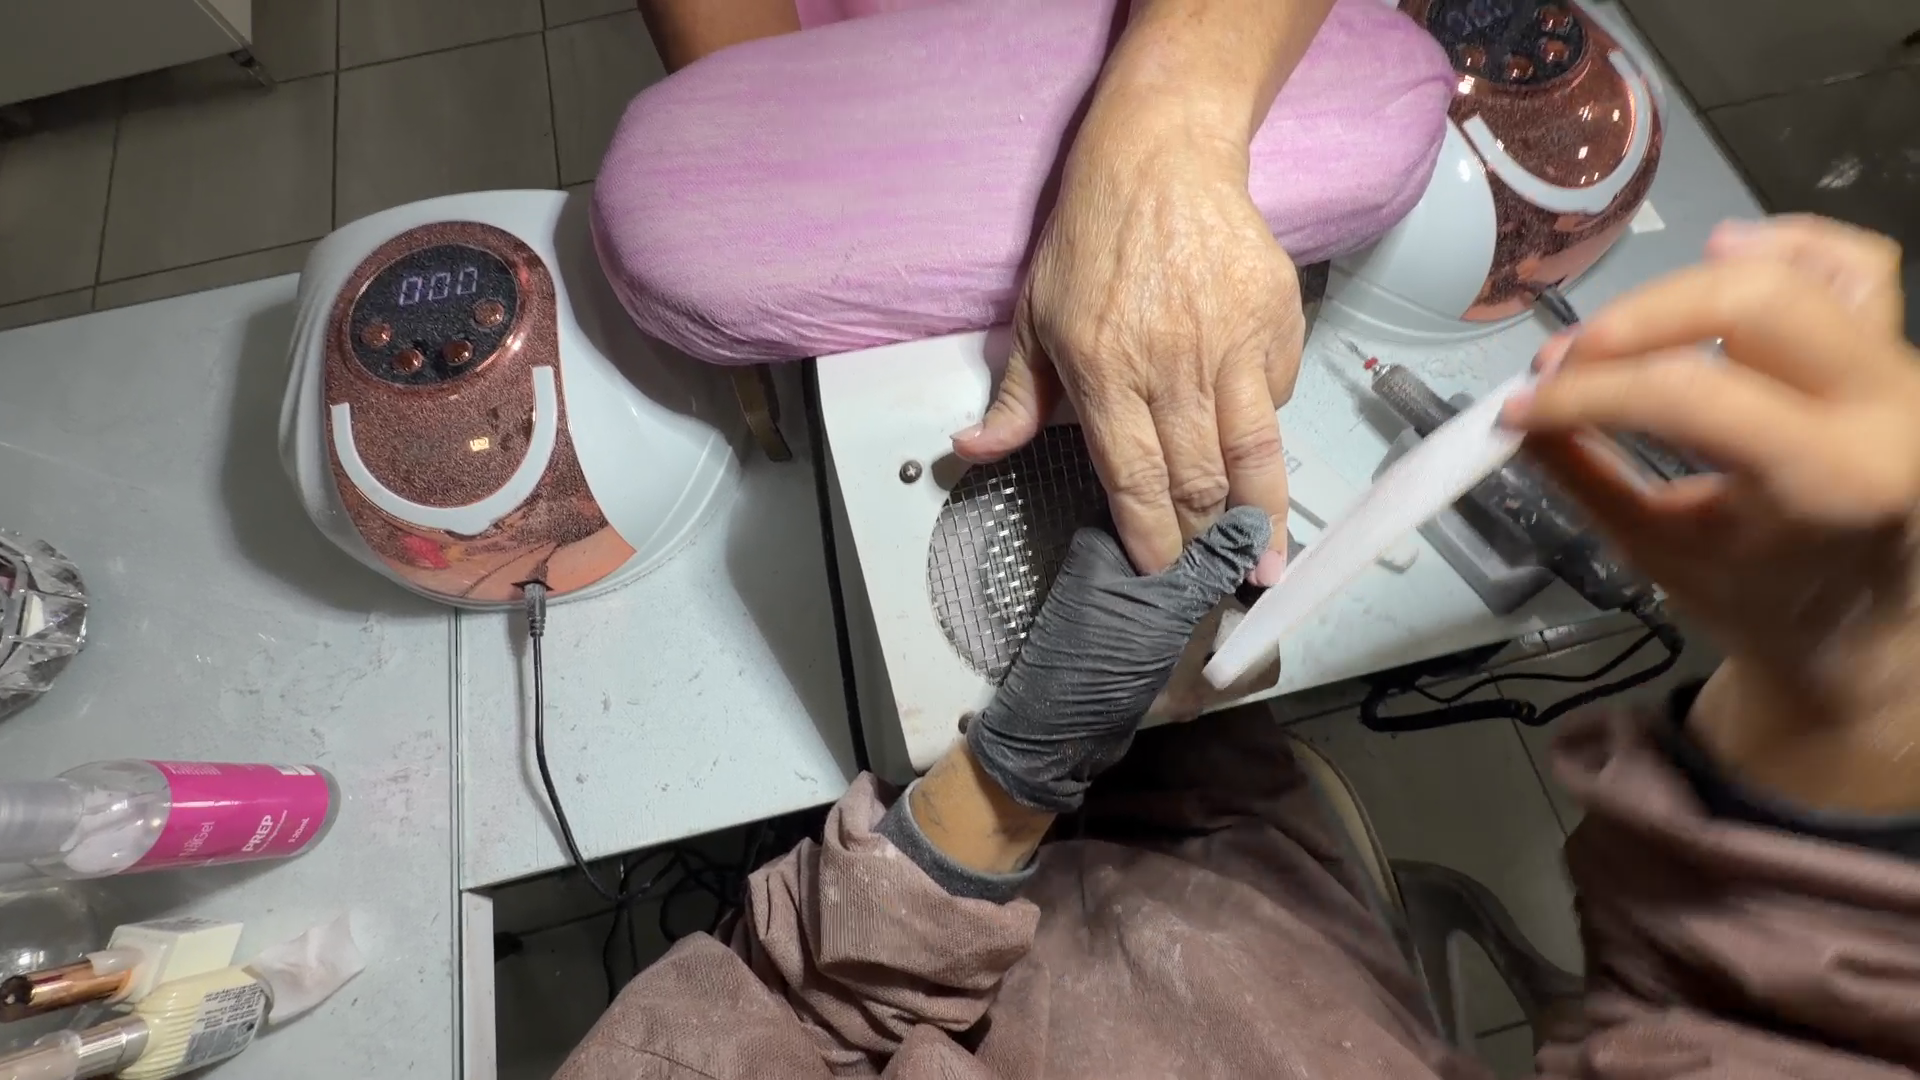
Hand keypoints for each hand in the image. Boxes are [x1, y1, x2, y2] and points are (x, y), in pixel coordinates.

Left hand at [952, 113, 1298, 580]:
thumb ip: (1013, 401)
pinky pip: (1275, 402)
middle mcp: (1172, 369)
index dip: (1151, 537)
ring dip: (1259, 519)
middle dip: (1203, 541)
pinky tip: (1258, 466)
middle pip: (1196, 478)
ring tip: (1264, 566)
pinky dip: (1264, 440)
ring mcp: (1231, 346)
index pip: (1133, 479)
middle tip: (1211, 584)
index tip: (1160, 576)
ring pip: (1252, 453)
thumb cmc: (1087, 245)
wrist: (1160, 164)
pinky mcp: (1276, 325)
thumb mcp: (1033, 321)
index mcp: (1104, 374)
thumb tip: (972, 454)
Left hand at [965, 507, 1269, 812]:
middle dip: (1225, 536)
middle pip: (1178, 526)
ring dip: (1218, 566)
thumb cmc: (1104, 662)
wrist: (1062, 733)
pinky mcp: (1128, 613)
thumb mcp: (1166, 609)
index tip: (1270, 517)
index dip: (1221, 501)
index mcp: (1105, 532)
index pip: (1169, 495)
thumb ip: (1212, 564)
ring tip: (1267, 568)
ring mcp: (1118, 582)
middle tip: (1276, 548)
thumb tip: (1258, 521)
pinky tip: (1238, 593)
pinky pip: (1173, 588)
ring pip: (1180, 559)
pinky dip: (1203, 591)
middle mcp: (1109, 548)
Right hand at [1503, 216, 1919, 810]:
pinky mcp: (1891, 351)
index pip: (1684, 393)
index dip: (1582, 392)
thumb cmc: (1751, 597)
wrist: (1860, 618)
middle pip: (1752, 302)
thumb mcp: (1649, 545)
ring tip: (1608, 334)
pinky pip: (1855, 267)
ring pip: (1798, 273)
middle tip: (1557, 367)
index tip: (1515, 410)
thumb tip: (1516, 418)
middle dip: (1629, 326)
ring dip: (1676, 292)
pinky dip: (1785, 245)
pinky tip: (1720, 251)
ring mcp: (1901, 369)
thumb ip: (1581, 473)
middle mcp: (1888, 406)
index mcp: (1829, 477)